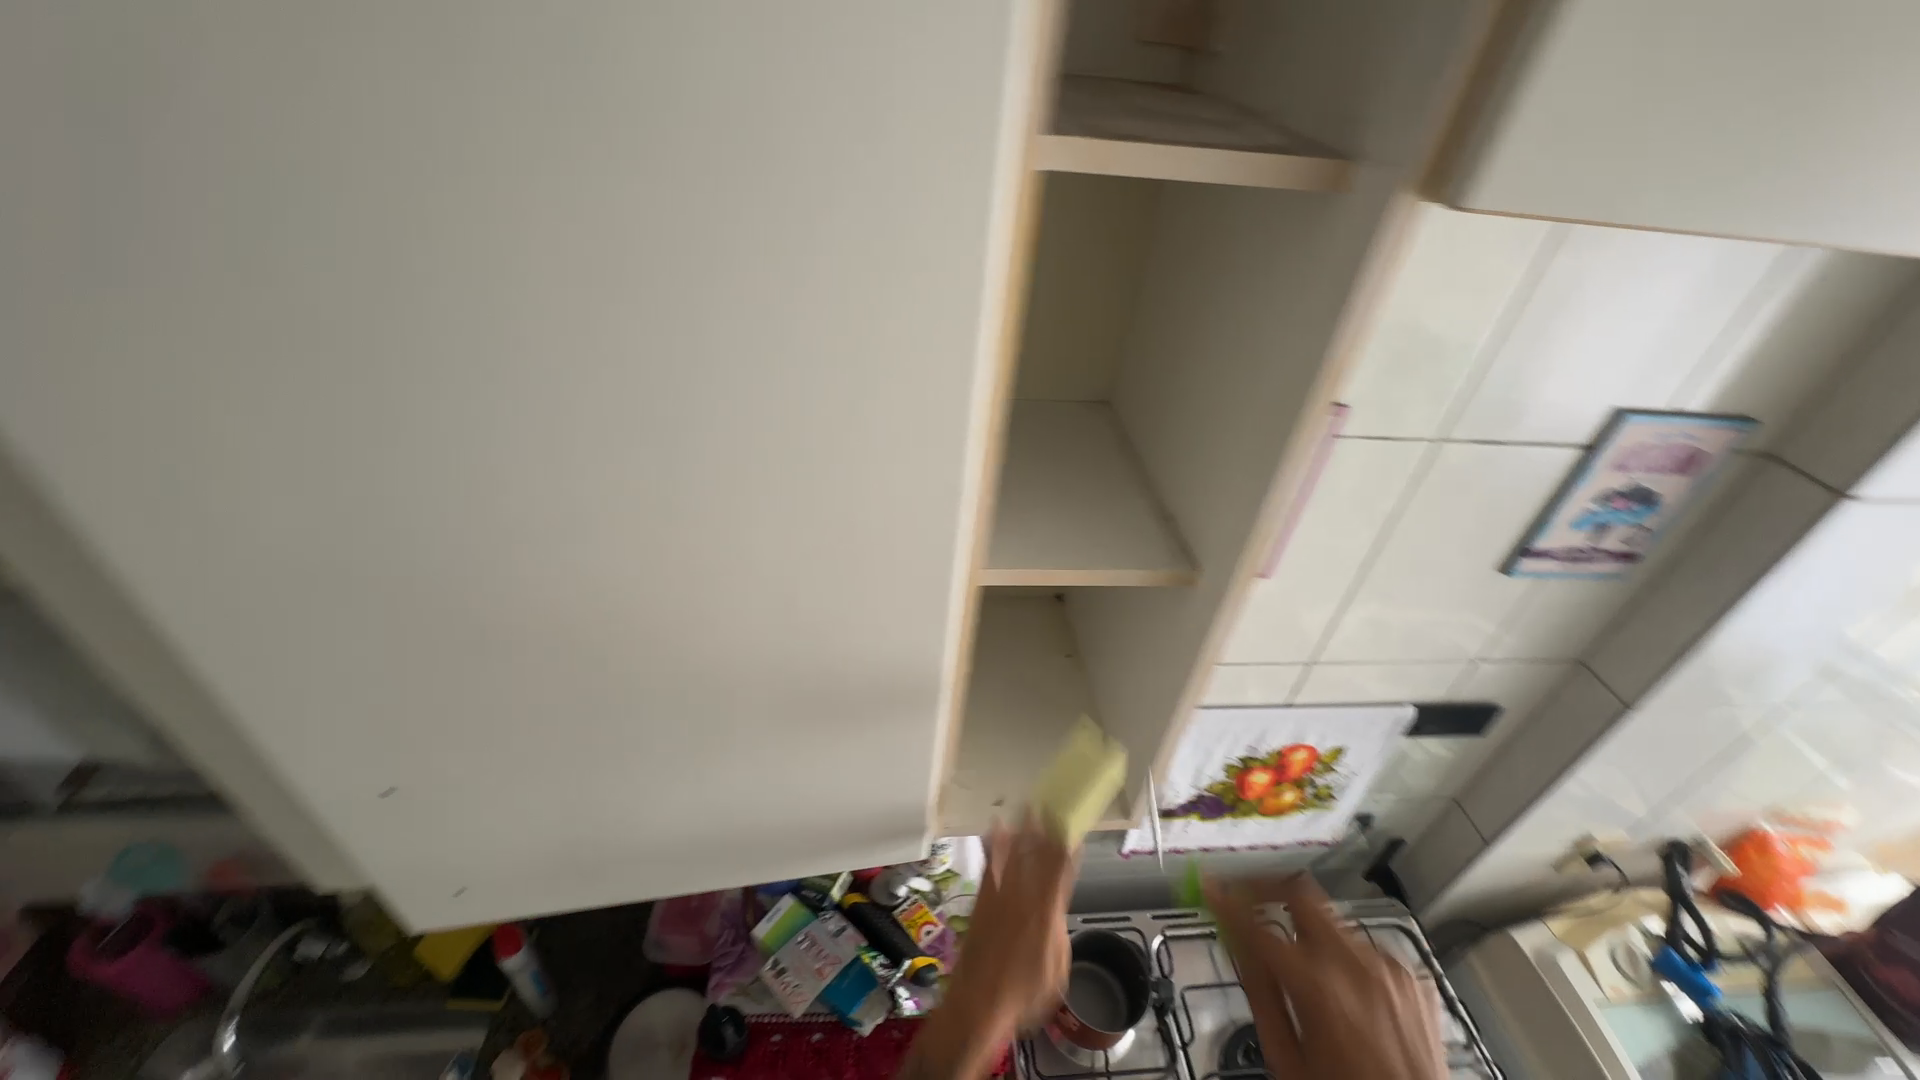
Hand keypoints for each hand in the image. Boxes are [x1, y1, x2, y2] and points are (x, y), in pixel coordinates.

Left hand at [899, 815, 1075, 1078]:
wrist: (977, 1003)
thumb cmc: (1022, 995)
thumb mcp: (1055, 968)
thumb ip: (1057, 932)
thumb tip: (1054, 913)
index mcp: (1046, 914)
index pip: (1060, 872)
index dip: (1067, 848)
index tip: (1072, 829)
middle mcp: (1023, 899)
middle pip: (1038, 857)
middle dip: (1045, 830)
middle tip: (1051, 806)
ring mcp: (999, 897)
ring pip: (1014, 854)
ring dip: (1023, 830)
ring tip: (1029, 806)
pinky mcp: (980, 900)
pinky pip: (989, 864)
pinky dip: (993, 843)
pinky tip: (995, 827)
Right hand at [1206, 874, 1446, 1078]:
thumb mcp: (1286, 1058)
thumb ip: (1261, 993)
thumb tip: (1238, 944)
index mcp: (1317, 987)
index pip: (1258, 925)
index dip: (1228, 903)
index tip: (1210, 887)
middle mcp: (1356, 963)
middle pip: (1302, 894)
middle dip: (1268, 890)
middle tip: (1247, 901)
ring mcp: (1390, 966)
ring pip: (1333, 923)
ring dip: (1308, 932)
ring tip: (1302, 968)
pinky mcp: (1413, 977)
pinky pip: (1366, 950)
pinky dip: (1345, 959)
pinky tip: (1346, 995)